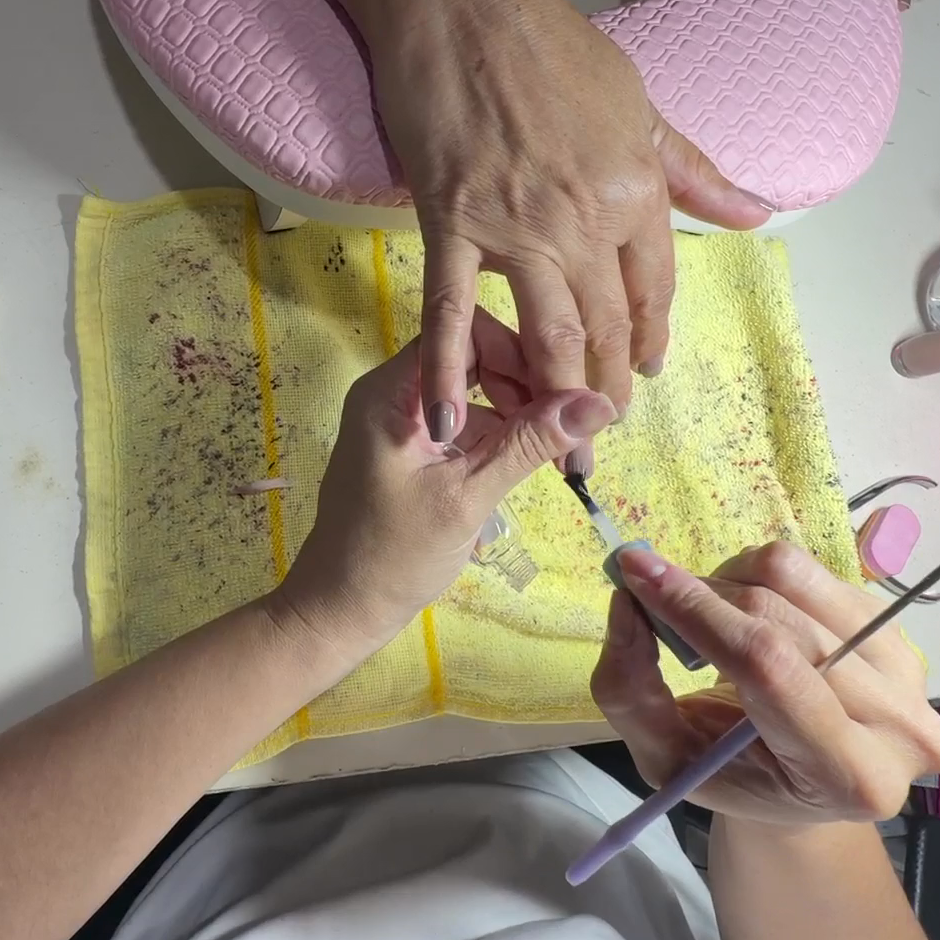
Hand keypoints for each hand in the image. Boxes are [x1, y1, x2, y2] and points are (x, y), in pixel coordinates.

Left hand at [273, 309, 615, 650]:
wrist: (342, 606)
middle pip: (469, 357)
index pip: (461, 333)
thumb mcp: (467, 496)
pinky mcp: (412, 446)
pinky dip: (497, 433)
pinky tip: (530, 458)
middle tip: (568, 420)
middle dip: (522, 382)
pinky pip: (462, 420)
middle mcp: (391, 392)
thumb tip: (598, 403)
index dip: (517, 350)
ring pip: (470, 389)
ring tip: (559, 444)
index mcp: (389, 391)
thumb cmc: (393, 555)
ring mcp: (401, 420)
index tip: (563, 386)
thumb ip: (529, 444)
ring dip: (516, 410)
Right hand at [368, 0, 769, 458]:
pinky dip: (446, 368)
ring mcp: (516, 230)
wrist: (464, 7)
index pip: (654, 288)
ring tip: (559, 451)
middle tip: (601, 439)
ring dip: (556, 399)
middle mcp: (585, 222)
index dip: (651, 340)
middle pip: (607, 325)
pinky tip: (448, 421)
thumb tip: (758, 216)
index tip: (645, 376)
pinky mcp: (451, 227)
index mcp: (635, 190)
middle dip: (609, 391)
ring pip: (547, 331)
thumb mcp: (642, 104)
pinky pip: (450, 310)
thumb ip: (695, 173)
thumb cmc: (552, 48)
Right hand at [590, 542, 939, 822]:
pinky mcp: (898, 630)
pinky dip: (756, 574)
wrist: (802, 782)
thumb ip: (628, 687)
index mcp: (847, 774)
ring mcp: (911, 671)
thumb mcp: (661, 754)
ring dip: (728, 580)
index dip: (696, 610)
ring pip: (793, 577)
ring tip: (713, 617)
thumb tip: (627, 599)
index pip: (768, 666)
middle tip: (656, 602)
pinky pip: (809, 568)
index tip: (634, 571)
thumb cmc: (730, 774)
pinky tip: (750, 612)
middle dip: (699, 596)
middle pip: (774, 616)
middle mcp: (900, 725)